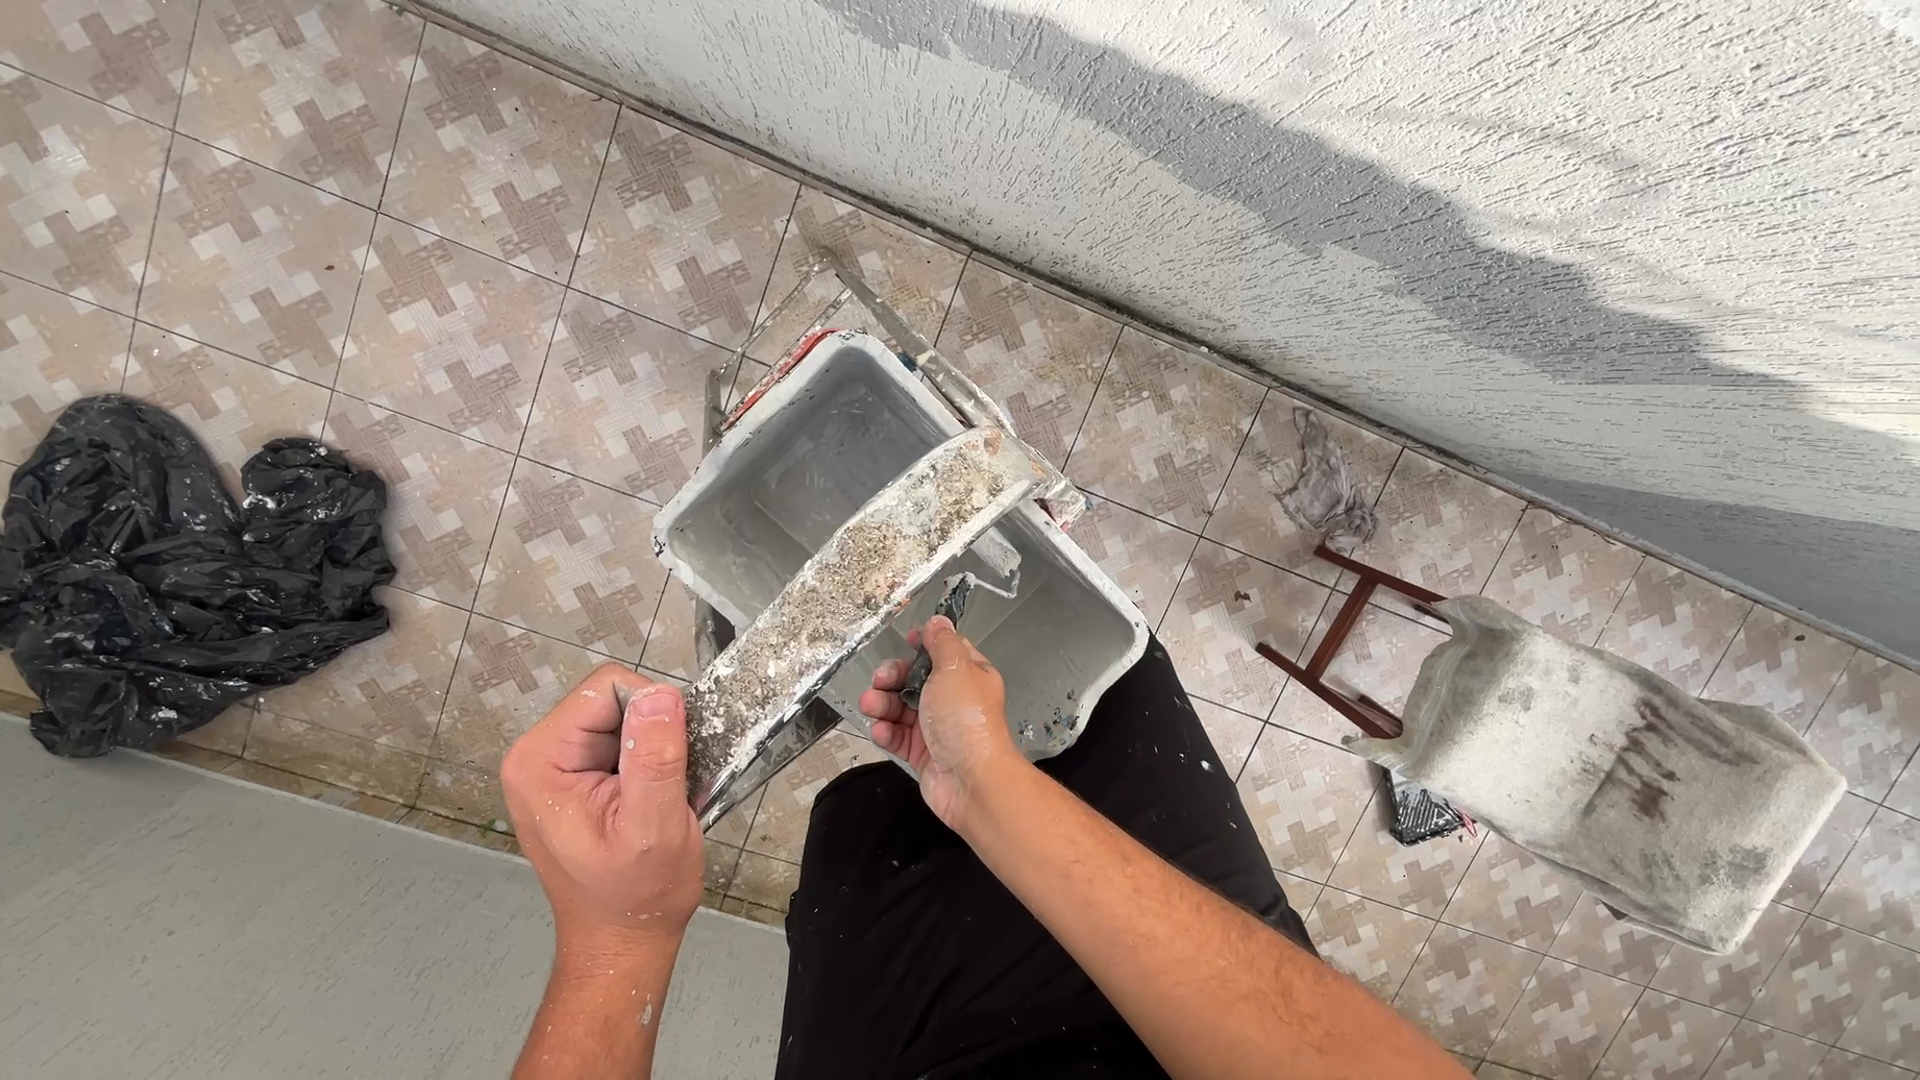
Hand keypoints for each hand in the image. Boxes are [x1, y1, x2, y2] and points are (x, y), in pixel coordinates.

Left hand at [501, 664, 703, 955]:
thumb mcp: (654, 825)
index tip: (668, 760)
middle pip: (614, 699)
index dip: (652, 712)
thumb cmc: (636, 895)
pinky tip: (654, 797)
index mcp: (542, 760)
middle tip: (665, 786)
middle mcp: (538, 753)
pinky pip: (625, 738)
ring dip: (656, 748)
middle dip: (654, 732)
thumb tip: (662, 694)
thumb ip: (655, 757)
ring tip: (662, 794)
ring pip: (625, 716)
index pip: (607, 688)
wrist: (622, 940)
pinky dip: (651, 760)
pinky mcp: (576, 774)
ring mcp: (556, 764)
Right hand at [859, 616, 1020, 827]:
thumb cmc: (966, 719)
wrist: (971, 780)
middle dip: (893, 677)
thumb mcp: (955, 669)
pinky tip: (880, 730)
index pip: (945, 651)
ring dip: (882, 704)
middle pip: (915, 679)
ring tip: (870, 705)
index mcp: (970, 675)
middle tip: (880, 680)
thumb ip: (942, 643)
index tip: (906, 639)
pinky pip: (898, 736)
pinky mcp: (923, 753)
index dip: (924, 643)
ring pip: (901, 708)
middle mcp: (954, 699)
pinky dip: (886, 732)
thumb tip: (938, 620)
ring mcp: (937, 727)